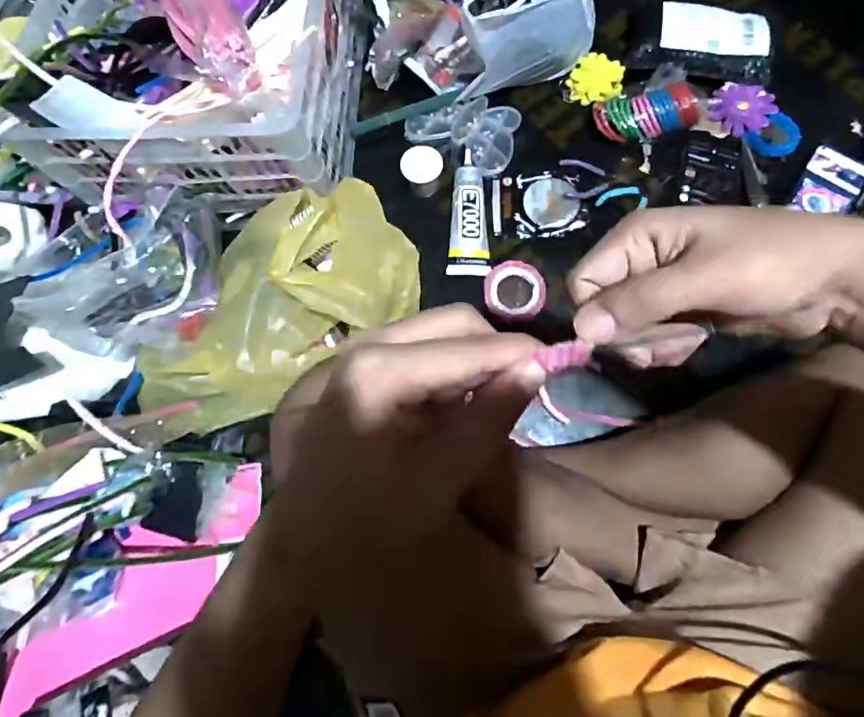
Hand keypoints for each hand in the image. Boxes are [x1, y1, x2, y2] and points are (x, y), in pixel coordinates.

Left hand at [267, 306, 541, 572]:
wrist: (300, 541)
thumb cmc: (366, 524)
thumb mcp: (437, 480)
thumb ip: (488, 420)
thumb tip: (536, 369)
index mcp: (379, 372)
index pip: (469, 346)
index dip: (520, 351)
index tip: (563, 364)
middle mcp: (368, 344)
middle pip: (455, 322)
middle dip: (496, 349)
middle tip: (525, 388)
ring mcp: (362, 348)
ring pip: (441, 330)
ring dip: (475, 358)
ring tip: (491, 402)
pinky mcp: (364, 360)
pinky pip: (424, 346)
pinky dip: (452, 367)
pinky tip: (455, 406)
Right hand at [568, 206, 863, 366]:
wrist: (834, 278)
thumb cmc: (766, 263)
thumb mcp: (701, 279)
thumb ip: (640, 302)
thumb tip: (580, 328)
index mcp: (638, 235)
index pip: (585, 279)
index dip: (595, 313)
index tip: (623, 339)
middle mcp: (645, 257)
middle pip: (604, 305)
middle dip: (626, 332)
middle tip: (662, 345)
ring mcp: (666, 285)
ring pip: (627, 325)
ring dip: (647, 343)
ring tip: (683, 344)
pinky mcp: (687, 309)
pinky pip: (655, 334)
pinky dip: (666, 347)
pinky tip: (691, 346)